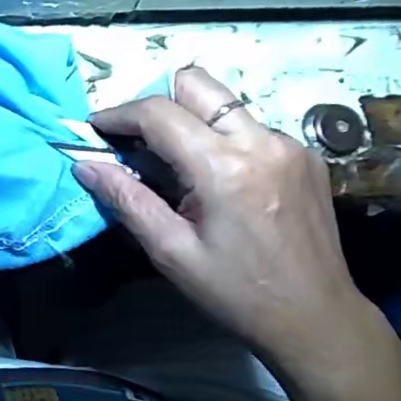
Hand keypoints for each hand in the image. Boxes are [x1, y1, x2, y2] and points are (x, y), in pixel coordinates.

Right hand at [73, 66, 371, 372]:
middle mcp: (261, 140)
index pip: (159, 112)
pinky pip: (253, 128)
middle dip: (158, 102)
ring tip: (180, 167)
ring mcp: (290, 144)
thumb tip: (86, 165)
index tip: (97, 127)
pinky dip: (226, 140)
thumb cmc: (236, 294)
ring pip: (226, 104)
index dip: (120, 114)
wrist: (315, 317)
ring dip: (193, 121)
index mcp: (224, 168)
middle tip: (139, 140)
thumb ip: (127, 201)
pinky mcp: (307, 155)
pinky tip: (223, 182)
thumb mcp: (172, 253)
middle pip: (196, 84)